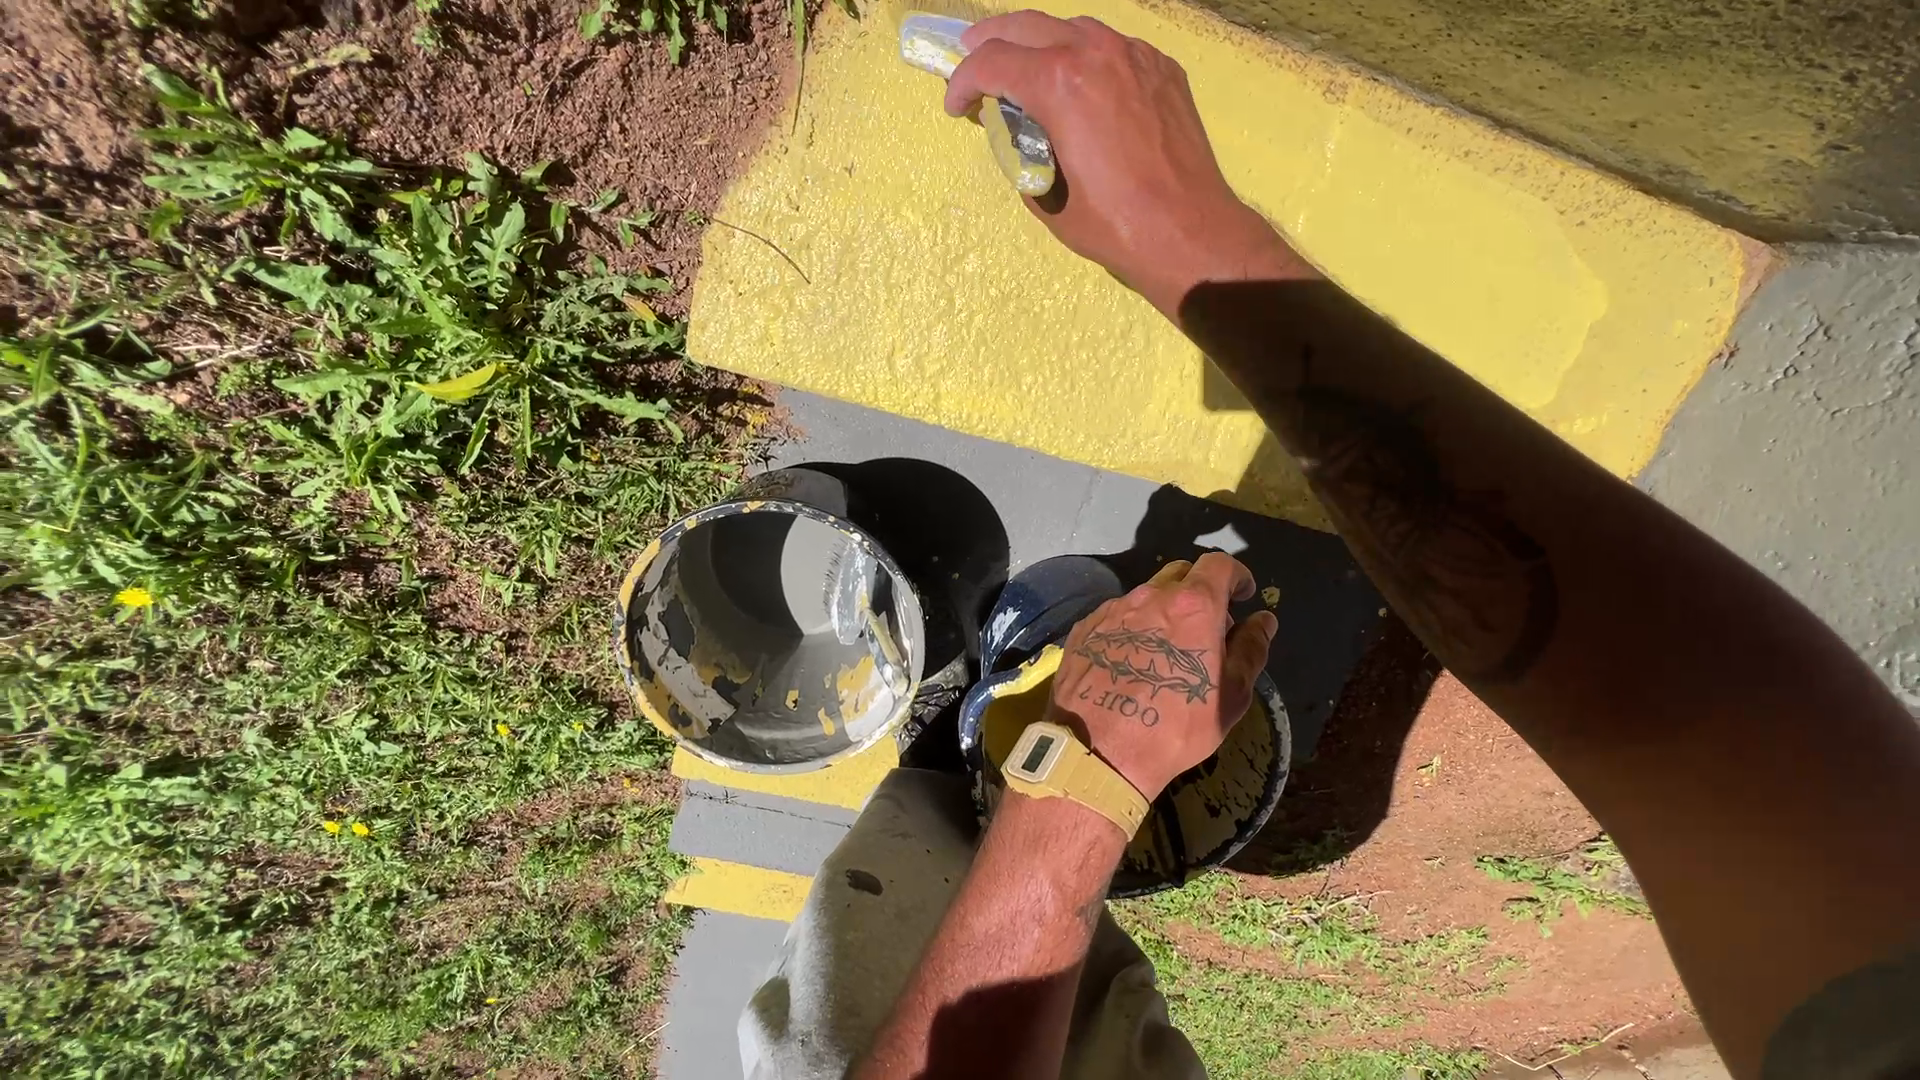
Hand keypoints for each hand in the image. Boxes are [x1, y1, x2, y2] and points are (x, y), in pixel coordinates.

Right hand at [945, 12, 1313, 315]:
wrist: (1185, 230)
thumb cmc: (1112, 224)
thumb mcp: (1046, 196)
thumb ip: (1025, 152)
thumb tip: (1025, 135)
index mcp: (1060, 83)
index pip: (992, 62)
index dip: (962, 82)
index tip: (955, 106)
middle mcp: (1096, 52)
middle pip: (1027, 25)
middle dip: (990, 40)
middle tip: (972, 55)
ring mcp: (1135, 55)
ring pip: (1074, 27)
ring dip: (1041, 41)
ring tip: (1026, 64)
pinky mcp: (1162, 69)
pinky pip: (1113, 47)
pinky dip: (1086, 56)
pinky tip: (1082, 83)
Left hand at [1047, 552, 1278, 800]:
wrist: (1098, 749)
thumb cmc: (1176, 727)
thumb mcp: (1231, 695)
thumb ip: (1250, 649)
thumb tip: (1263, 620)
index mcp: (1192, 605)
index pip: (1219, 564)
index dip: (1236, 575)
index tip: (1242, 595)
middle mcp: (1149, 596)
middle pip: (1180, 575)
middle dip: (1199, 591)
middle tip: (1206, 627)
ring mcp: (1111, 610)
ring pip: (1145, 596)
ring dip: (1163, 611)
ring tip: (1166, 650)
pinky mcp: (1084, 628)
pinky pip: (1116, 616)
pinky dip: (1133, 628)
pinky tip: (1132, 661)